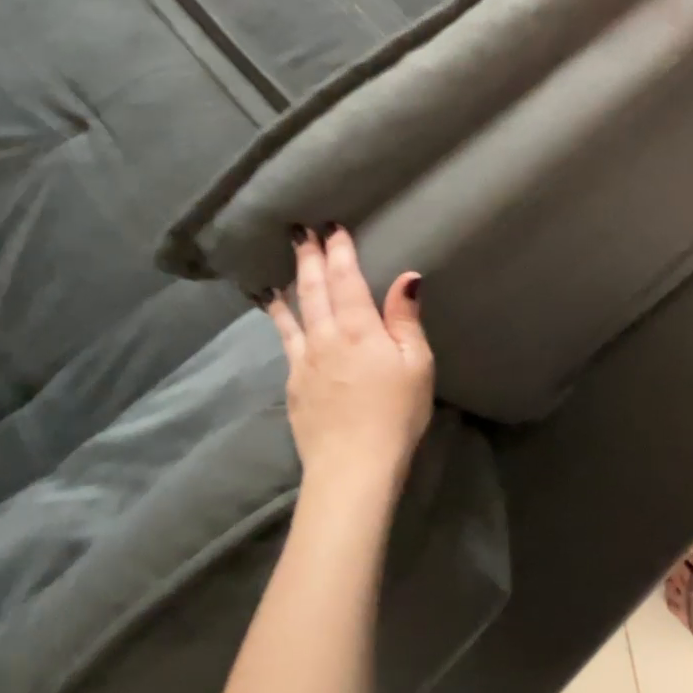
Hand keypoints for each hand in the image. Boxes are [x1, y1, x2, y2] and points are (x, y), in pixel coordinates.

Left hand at [264, 225, 434, 494]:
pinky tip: (275, 310)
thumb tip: (407, 277)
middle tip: (299, 231)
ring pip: (292, 312)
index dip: (339, 252)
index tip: (332, 226)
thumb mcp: (417, 363)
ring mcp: (303, 361)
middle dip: (308, 258)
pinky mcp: (293, 383)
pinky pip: (284, 338)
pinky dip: (278, 316)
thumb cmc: (397, 412)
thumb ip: (406, 319)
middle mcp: (325, 338)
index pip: (346, 280)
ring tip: (280, 263)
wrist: (352, 466)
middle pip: (314, 290)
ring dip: (288, 284)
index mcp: (358, 330)